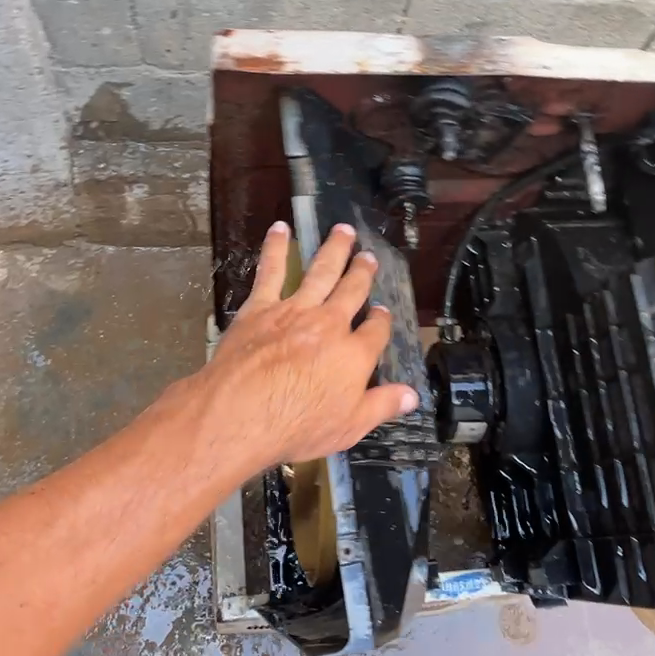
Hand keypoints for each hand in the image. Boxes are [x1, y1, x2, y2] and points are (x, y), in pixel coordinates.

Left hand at [182, 221, 418, 473]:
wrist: (243, 411)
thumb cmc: (297, 425)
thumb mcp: (349, 426)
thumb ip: (381, 406)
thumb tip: (411, 396)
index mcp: (354, 354)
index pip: (377, 331)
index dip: (382, 320)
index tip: (383, 312)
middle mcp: (330, 324)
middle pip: (352, 291)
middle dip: (362, 273)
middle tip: (369, 257)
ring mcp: (295, 311)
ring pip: (320, 271)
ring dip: (334, 250)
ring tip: (343, 231)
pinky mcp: (261, 307)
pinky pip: (271, 270)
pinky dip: (275, 248)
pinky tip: (280, 229)